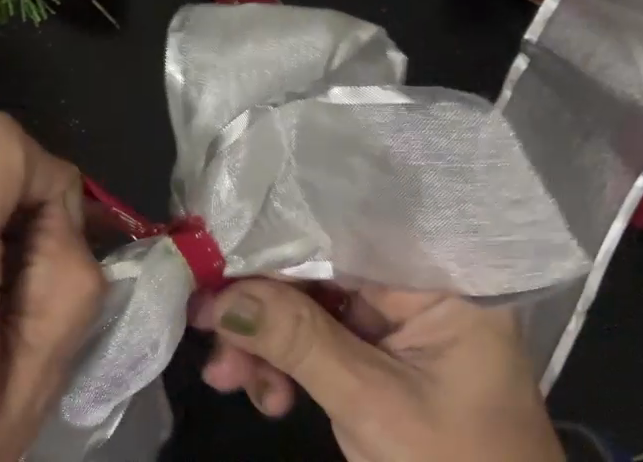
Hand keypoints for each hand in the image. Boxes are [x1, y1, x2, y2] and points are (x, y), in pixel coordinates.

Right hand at [194, 280, 564, 461]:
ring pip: (302, 303)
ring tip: (228, 377)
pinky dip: (280, 360)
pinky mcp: (374, 353)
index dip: (266, 246)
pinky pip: (310, 336)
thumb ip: (297, 341)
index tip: (207, 268)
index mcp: (438, 281)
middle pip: (312, 268)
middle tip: (204, 328)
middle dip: (256, 303)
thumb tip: (217, 295)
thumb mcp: (375, 407)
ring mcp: (393, 321)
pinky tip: (265, 394)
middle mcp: (414, 287)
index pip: (335, 236)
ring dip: (260, 337)